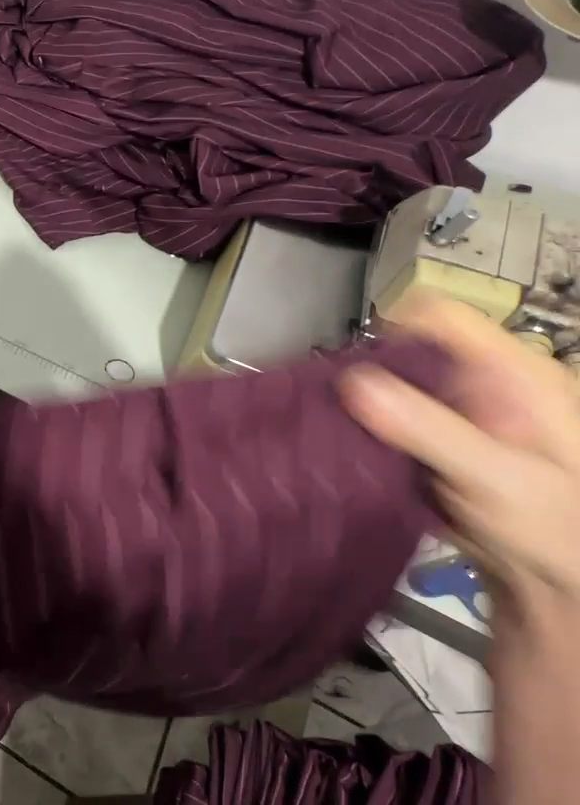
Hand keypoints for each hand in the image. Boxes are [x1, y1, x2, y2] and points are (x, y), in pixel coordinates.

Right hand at [339, 295, 579, 609]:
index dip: (395, 331)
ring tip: (342, 432)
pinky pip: (382, 413)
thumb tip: (354, 381)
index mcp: (514, 376)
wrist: (555, 582)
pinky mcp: (432, 436)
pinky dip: (362, 425)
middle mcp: (484, 383)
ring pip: (387, 380)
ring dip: (359, 402)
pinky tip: (354, 449)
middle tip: (343, 410)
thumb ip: (431, 429)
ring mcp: (457, 410)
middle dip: (365, 371)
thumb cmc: (552, 528)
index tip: (360, 370)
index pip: (440, 316)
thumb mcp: (498, 478)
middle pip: (405, 346)